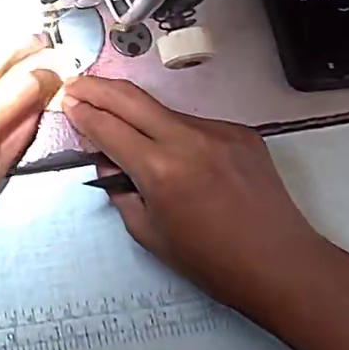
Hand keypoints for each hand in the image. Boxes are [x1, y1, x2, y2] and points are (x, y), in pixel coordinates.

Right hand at [61, 74, 348, 320]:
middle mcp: (189, 141)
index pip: (108, 127)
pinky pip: (194, 124)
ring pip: (163, 111)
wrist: (281, 264)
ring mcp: (219, 131)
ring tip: (124, 127)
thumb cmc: (211, 262)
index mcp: (161, 171)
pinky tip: (176, 154)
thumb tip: (107, 158)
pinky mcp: (241, 132)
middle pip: (131, 97)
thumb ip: (120, 190)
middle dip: (97, 88)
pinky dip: (174, 133)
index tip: (68, 103)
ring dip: (137, 114)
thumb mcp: (148, 233)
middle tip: (76, 85)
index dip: (83, 113)